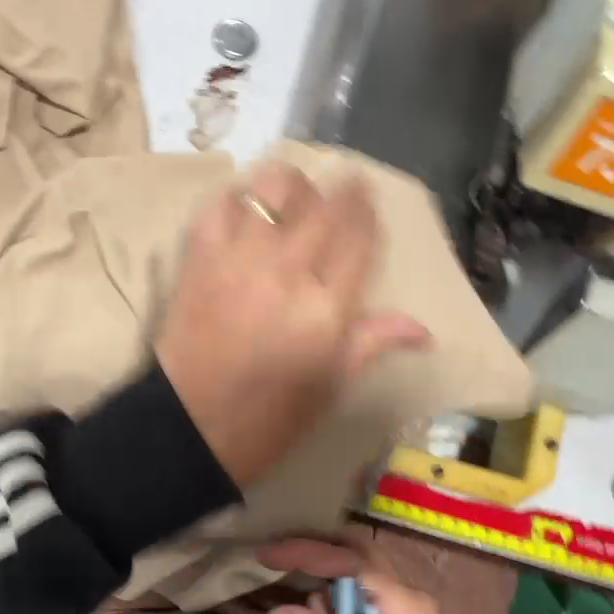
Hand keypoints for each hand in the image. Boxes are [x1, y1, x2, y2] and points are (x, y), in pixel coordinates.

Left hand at [154, 160, 430, 486]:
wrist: (189, 429)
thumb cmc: (267, 420)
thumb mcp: (329, 387)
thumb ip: (372, 343)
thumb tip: (424, 330)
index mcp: (326, 309)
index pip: (359, 236)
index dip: (368, 213)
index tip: (368, 204)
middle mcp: (286, 272)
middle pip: (325, 206)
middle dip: (342, 190)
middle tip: (345, 187)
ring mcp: (238, 259)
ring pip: (273, 188)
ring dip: (291, 183)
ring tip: (294, 196)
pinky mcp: (197, 259)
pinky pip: (219, 205)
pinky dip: (236, 198)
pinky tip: (245, 211)